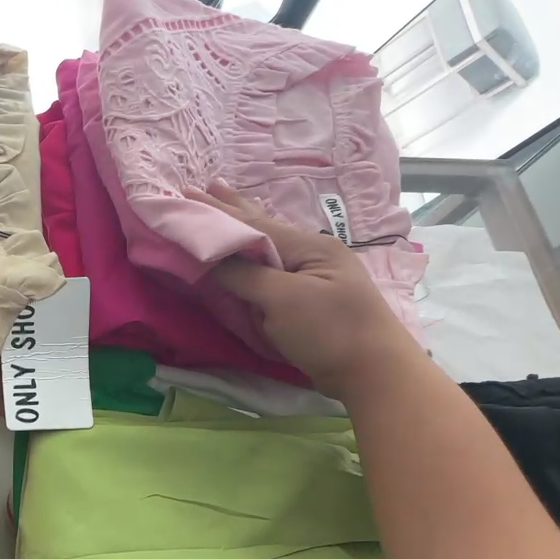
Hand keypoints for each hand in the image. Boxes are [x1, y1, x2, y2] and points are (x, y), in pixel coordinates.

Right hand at [189, 182, 426, 400]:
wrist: (372, 371)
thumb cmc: (329, 331)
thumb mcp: (283, 301)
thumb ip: (245, 276)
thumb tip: (211, 258)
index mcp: (308, 247)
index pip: (252, 224)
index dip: (218, 210)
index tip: (187, 193)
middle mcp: (311, 253)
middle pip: (263, 227)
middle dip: (233, 208)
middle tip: (207, 187)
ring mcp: (311, 275)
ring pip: (267, 244)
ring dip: (242, 227)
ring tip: (226, 207)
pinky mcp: (307, 297)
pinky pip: (270, 265)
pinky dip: (250, 252)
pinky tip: (249, 248)